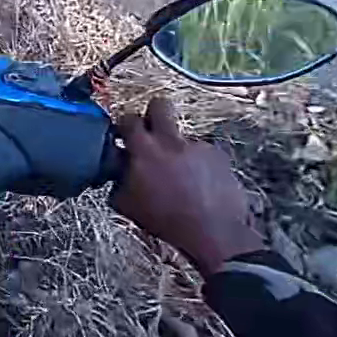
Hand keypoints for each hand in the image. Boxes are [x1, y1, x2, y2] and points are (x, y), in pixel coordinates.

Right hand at [111, 97, 264, 275]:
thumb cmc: (166, 220)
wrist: (212, 232)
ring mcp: (197, 146)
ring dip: (177, 148)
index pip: (128, 118)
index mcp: (144, 149)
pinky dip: (197, 164)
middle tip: (150, 129)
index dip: (125, 123)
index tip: (125, 132)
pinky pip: (202, 152)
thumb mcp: (126, 203)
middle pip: (160, 105)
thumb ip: (118, 180)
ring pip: (182, 135)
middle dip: (153, 112)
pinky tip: (197, 183)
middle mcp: (171, 141)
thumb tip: (117, 171)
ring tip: (179, 174)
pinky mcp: (219, 156)